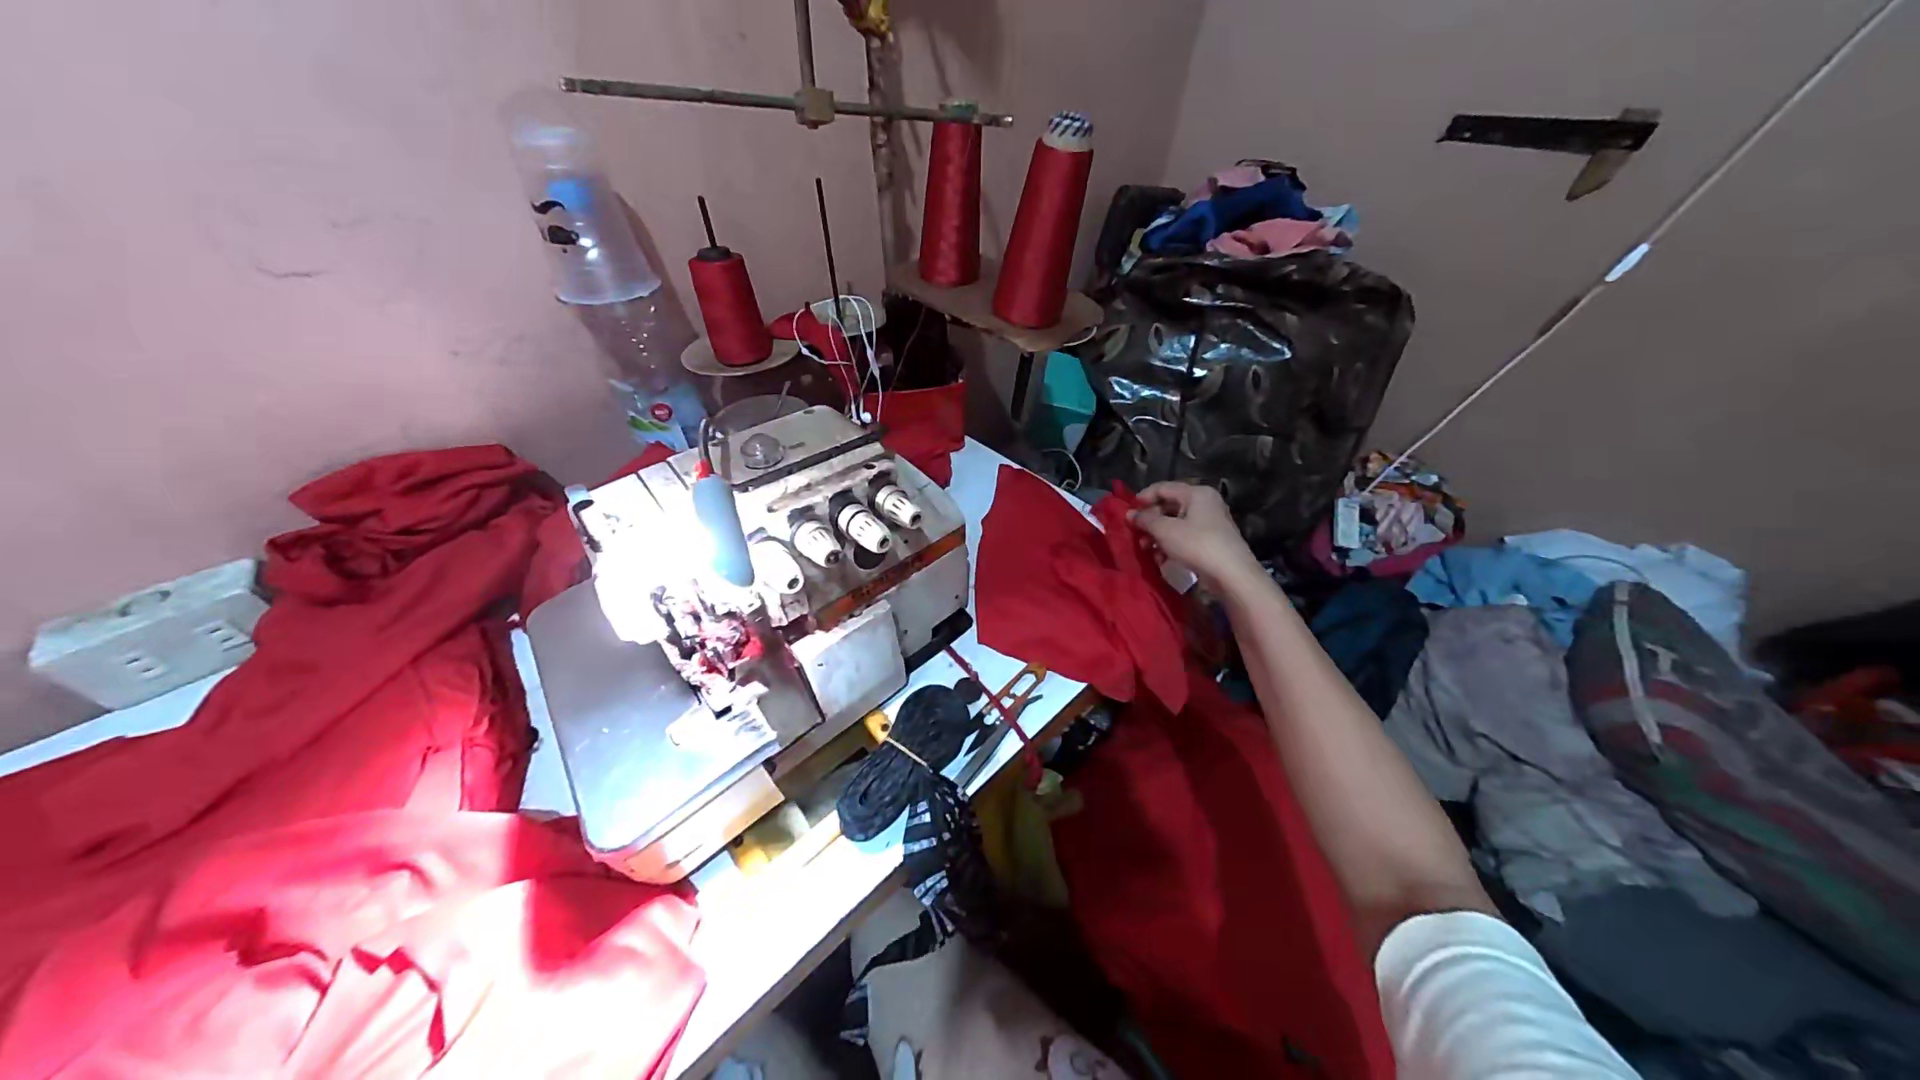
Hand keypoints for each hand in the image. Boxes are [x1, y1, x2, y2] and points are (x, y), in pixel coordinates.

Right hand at [1130, 482, 1263, 592]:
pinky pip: (1184, 537)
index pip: (1163, 488)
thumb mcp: (1165, 530)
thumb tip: (1130, 514)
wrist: (1232, 575)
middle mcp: (1205, 503)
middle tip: (1135, 534)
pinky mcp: (1211, 541)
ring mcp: (1210, 523)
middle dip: (1150, 520)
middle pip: (1169, 506)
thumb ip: (1145, 520)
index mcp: (1196, 493)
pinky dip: (1171, 545)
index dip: (1142, 498)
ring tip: (1146, 549)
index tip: (1126, 513)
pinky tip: (1161, 559)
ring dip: (1158, 535)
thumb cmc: (1197, 544)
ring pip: (1176, 523)